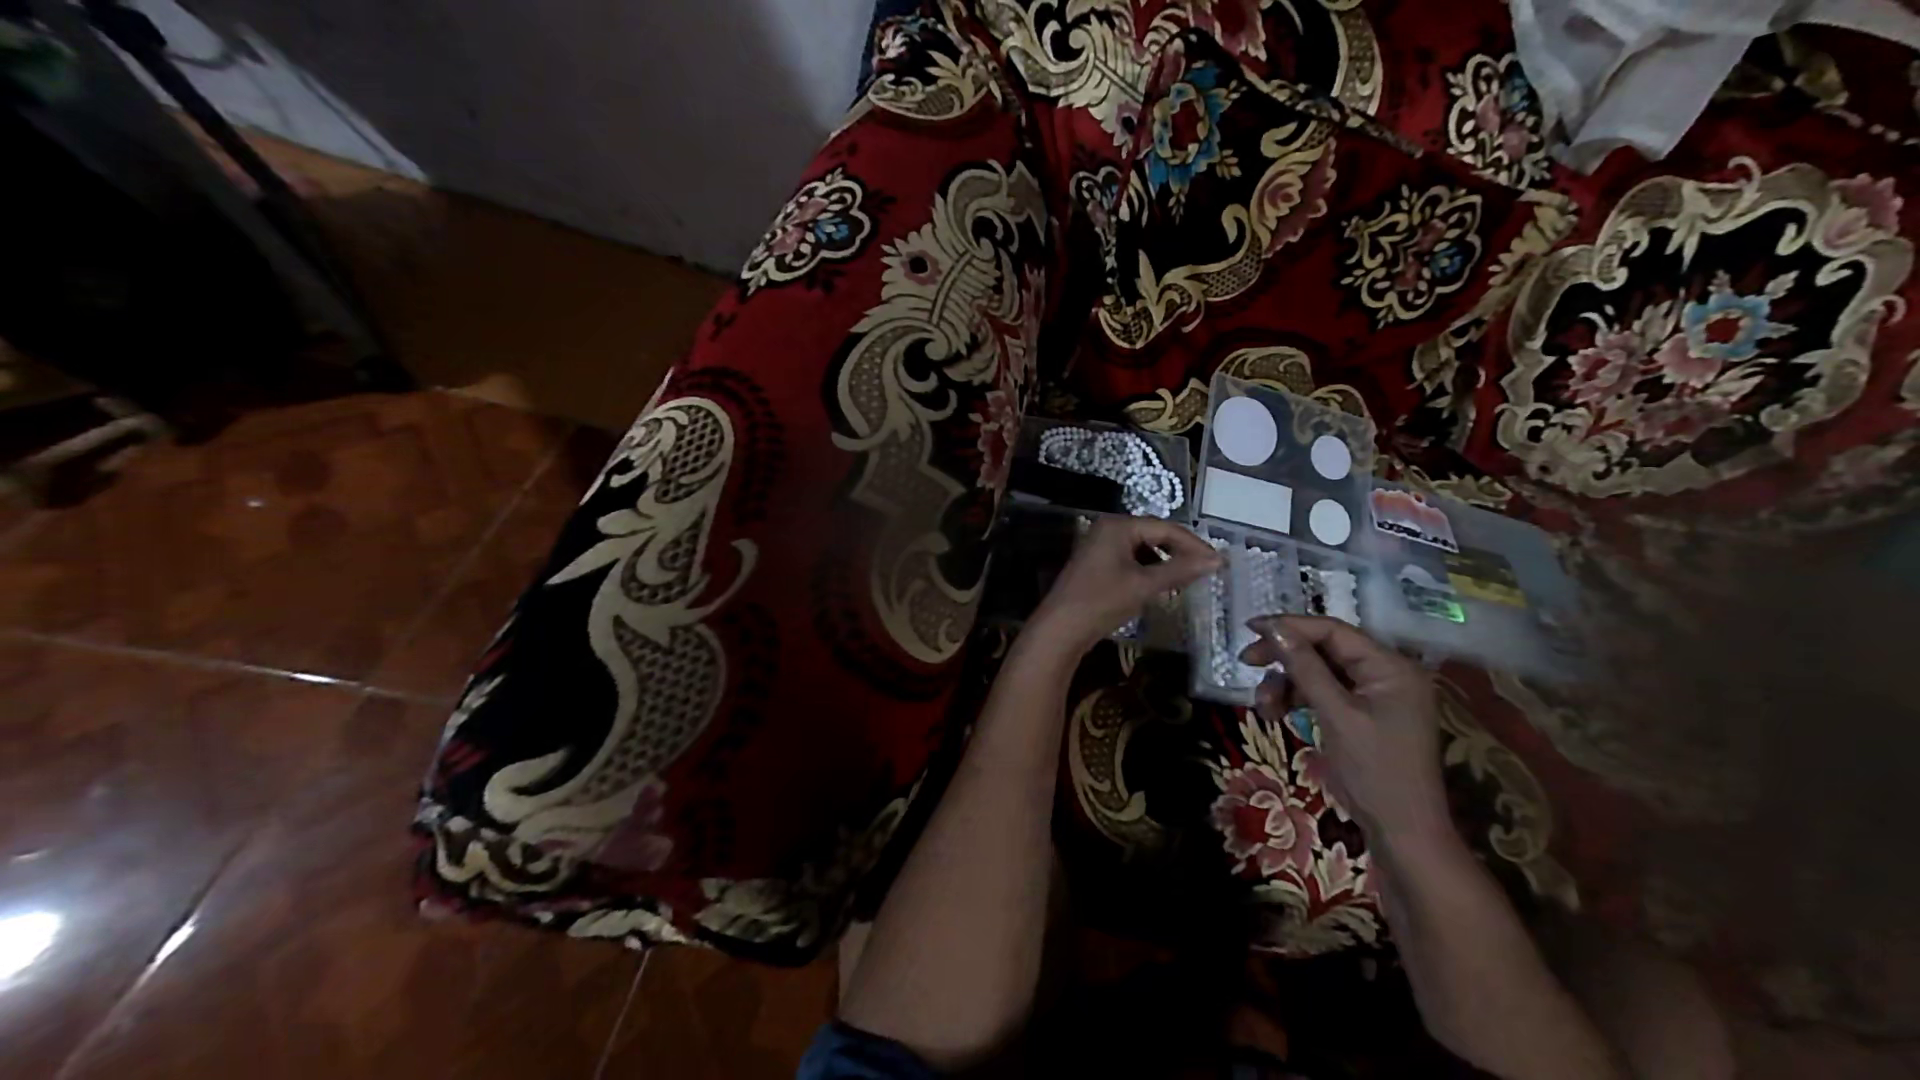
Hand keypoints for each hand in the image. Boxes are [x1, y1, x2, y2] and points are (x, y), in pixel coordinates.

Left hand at [1026, 516, 1220, 657]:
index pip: (1165, 528)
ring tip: (1187, 578)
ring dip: (1165, 561)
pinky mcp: (1097, 563)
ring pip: (1143, 548)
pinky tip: (1161, 585)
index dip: (1193, 544)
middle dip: (1180, 551)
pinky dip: (1148, 569)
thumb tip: (1217, 560)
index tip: (1218, 561)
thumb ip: (1180, 570)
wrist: (1061, 628)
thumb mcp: (1144, 585)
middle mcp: (1107, 529)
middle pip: (1153, 534)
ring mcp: (1100, 546)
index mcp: (1117, 526)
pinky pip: (1130, 559)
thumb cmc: (1102, 601)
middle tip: (1206, 569)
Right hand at [1239, 615, 1452, 848]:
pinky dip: (1298, 699)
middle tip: (1248, 662)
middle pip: (1325, 649)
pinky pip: (1324, 692)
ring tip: (1264, 707)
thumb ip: (1305, 668)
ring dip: (1287, 683)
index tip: (1250, 629)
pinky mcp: (1363, 714)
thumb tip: (1273, 629)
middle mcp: (1386, 673)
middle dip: (1285, 657)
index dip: (1290, 626)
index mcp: (1391, 666)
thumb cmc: (1374, 771)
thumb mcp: (1335, 715)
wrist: (1402, 832)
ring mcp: (1376, 695)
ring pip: (1319, 671)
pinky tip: (1277, 713)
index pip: (1333, 631)